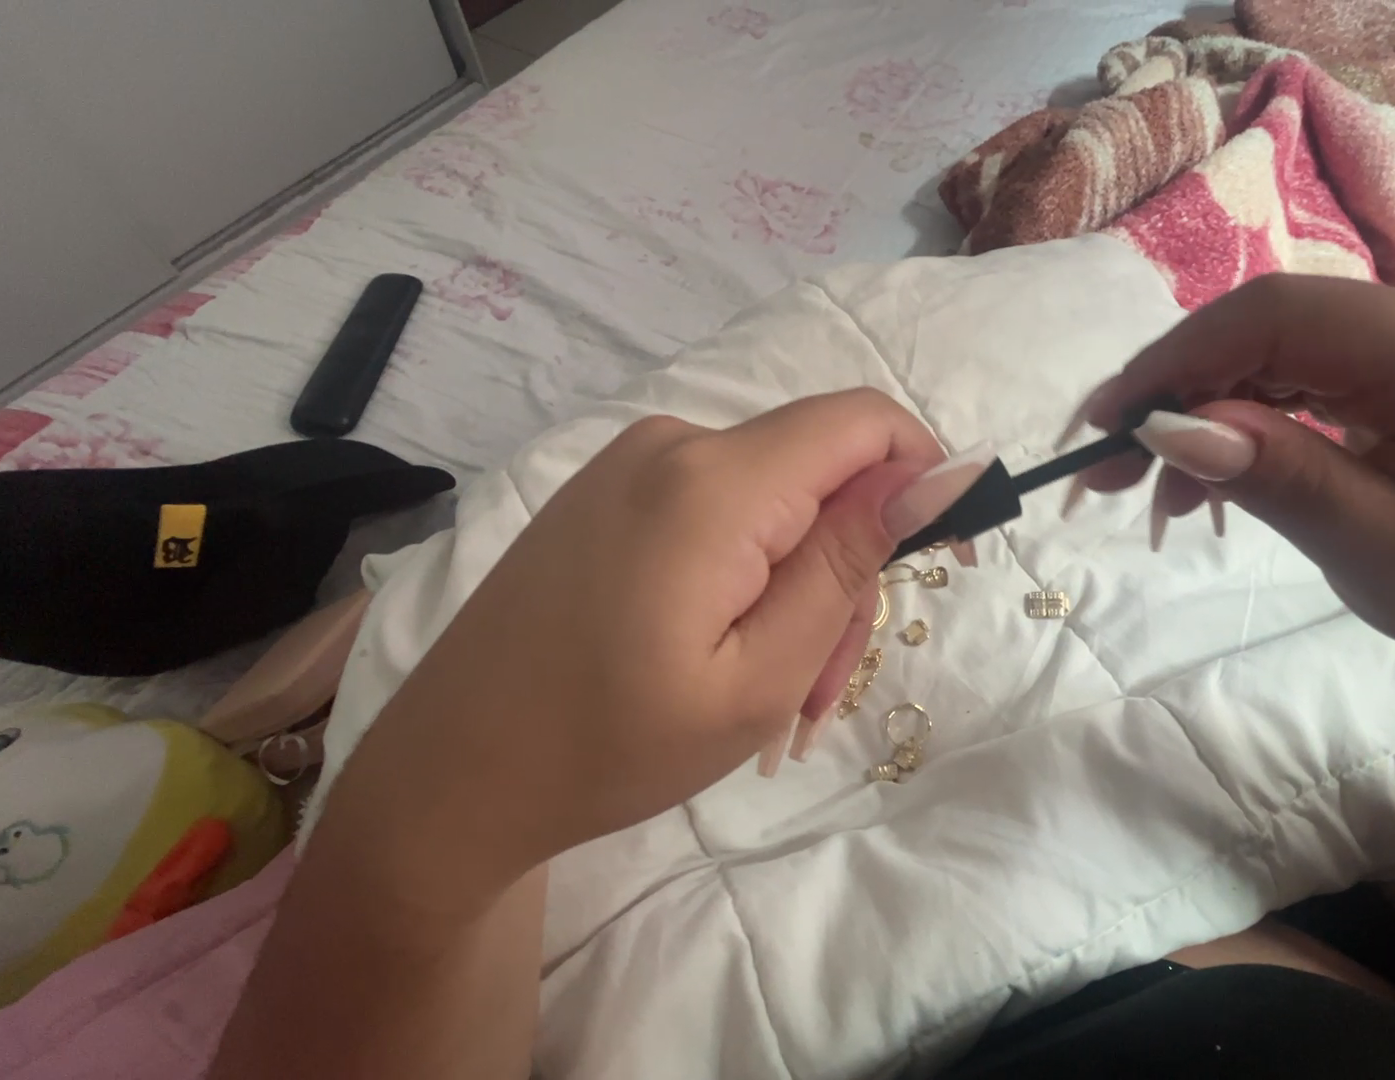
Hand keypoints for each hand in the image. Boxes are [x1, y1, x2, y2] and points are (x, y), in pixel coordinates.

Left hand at [318, 390, 950, 912]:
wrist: (453, 775)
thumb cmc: (612, 746)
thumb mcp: (760, 674)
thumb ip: (851, 560)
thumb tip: (941, 473)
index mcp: (713, 483)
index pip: (863, 421)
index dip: (923, 475)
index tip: (941, 560)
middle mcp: (672, 445)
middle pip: (820, 474)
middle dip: (848, 571)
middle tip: (820, 688)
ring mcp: (632, 465)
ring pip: (775, 502)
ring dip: (798, 590)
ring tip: (771, 698)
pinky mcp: (610, 495)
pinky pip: (720, 513)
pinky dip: (749, 578)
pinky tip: (724, 656)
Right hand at [1080, 274, 1394, 686]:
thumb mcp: (1387, 555)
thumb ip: (1283, 480)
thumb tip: (1169, 427)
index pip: (1276, 317)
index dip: (1175, 360)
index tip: (1105, 425)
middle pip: (1264, 326)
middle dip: (1175, 392)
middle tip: (1111, 473)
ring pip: (1268, 349)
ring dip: (1200, 411)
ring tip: (1164, 493)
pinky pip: (1295, 373)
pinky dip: (1239, 420)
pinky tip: (1213, 473)